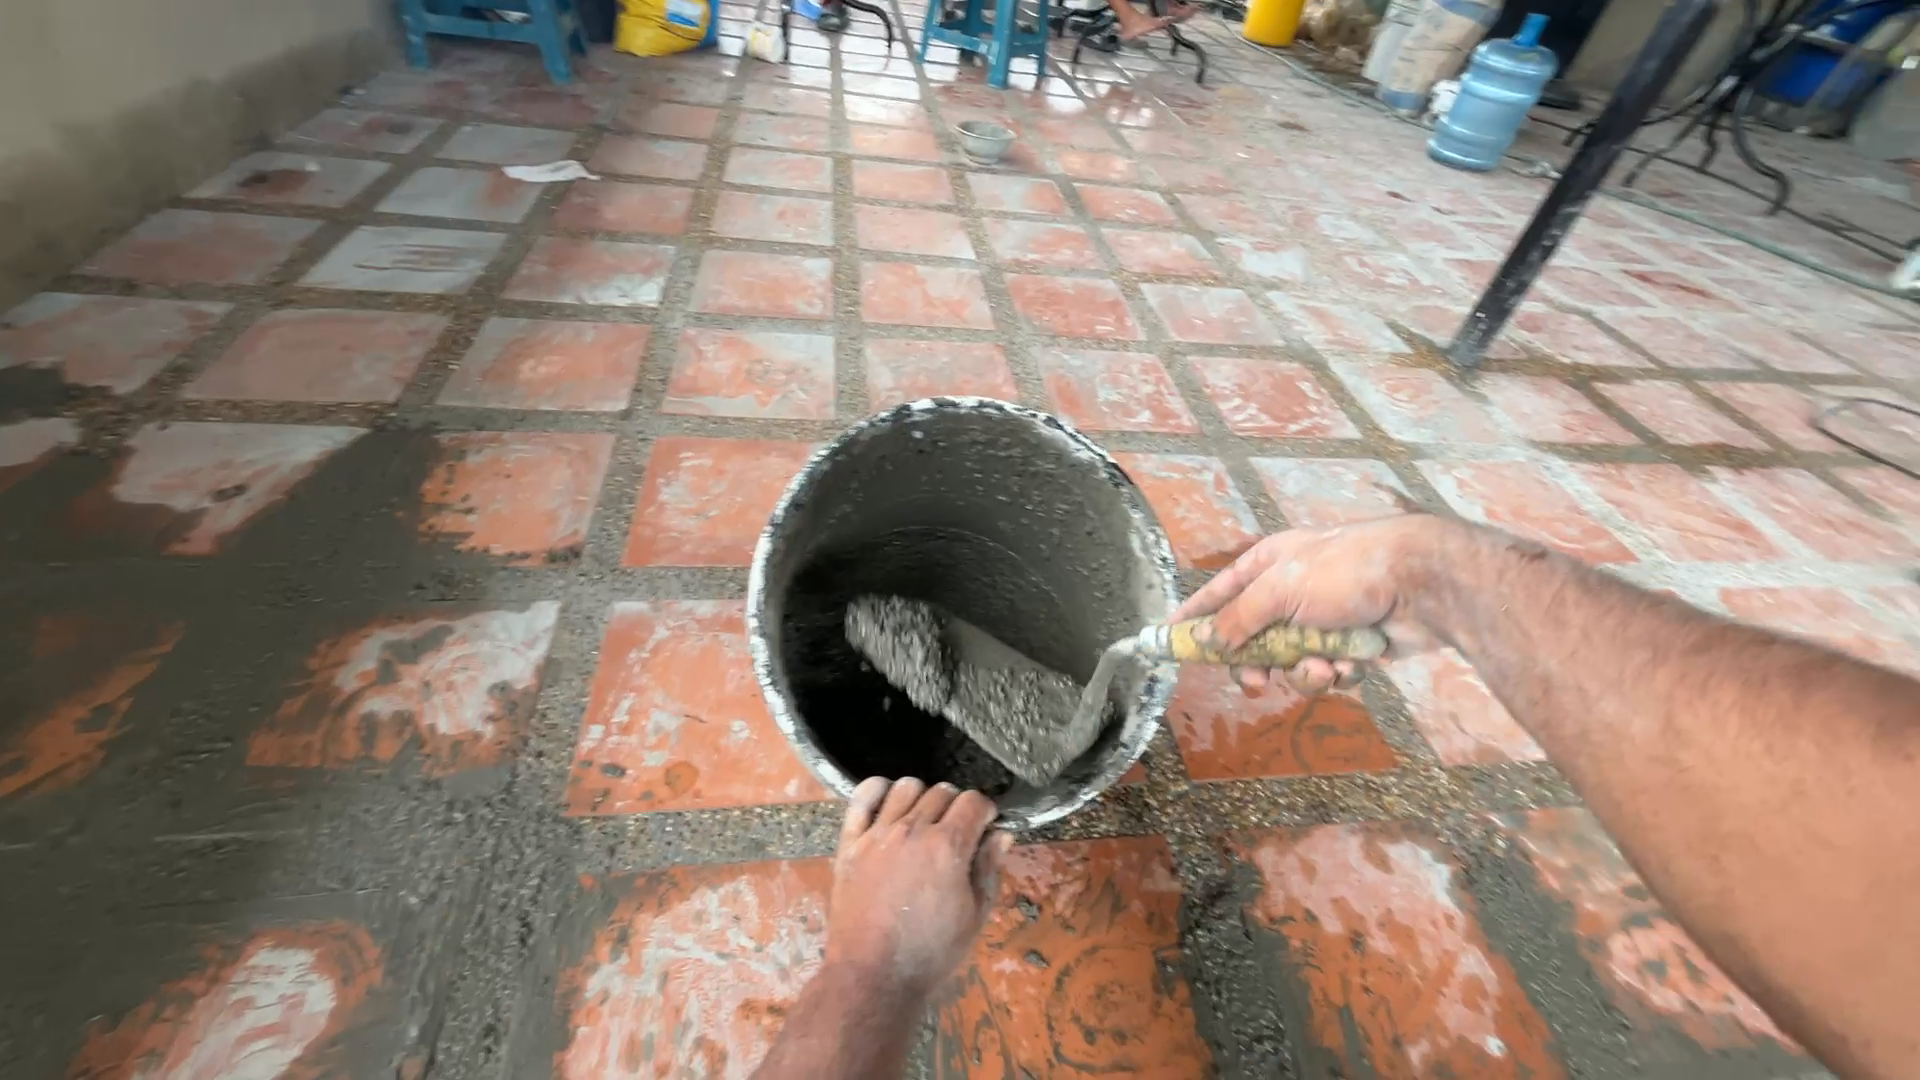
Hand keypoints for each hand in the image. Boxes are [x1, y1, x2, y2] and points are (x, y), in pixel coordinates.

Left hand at [823, 777, 1012, 999]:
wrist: (872, 976)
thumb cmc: (930, 953)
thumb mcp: (974, 917)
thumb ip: (988, 868)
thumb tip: (1002, 834)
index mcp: (948, 846)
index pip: (974, 801)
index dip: (985, 811)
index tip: (984, 826)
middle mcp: (913, 830)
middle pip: (942, 791)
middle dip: (957, 806)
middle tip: (956, 831)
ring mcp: (878, 833)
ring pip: (906, 787)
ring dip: (922, 797)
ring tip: (924, 820)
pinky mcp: (850, 841)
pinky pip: (863, 796)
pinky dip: (879, 790)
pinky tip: (889, 804)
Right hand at [1172, 515, 1455, 695]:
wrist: (1424, 583)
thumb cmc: (1345, 571)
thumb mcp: (1280, 590)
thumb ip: (1240, 619)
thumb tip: (1207, 641)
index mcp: (1267, 566)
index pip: (1218, 593)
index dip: (1193, 615)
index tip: (1168, 638)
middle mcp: (1289, 593)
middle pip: (1251, 639)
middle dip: (1254, 664)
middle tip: (1256, 681)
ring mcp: (1321, 621)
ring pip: (1289, 662)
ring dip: (1302, 670)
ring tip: (1322, 665)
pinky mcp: (1350, 645)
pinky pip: (1326, 670)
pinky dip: (1337, 670)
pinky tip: (1352, 660)